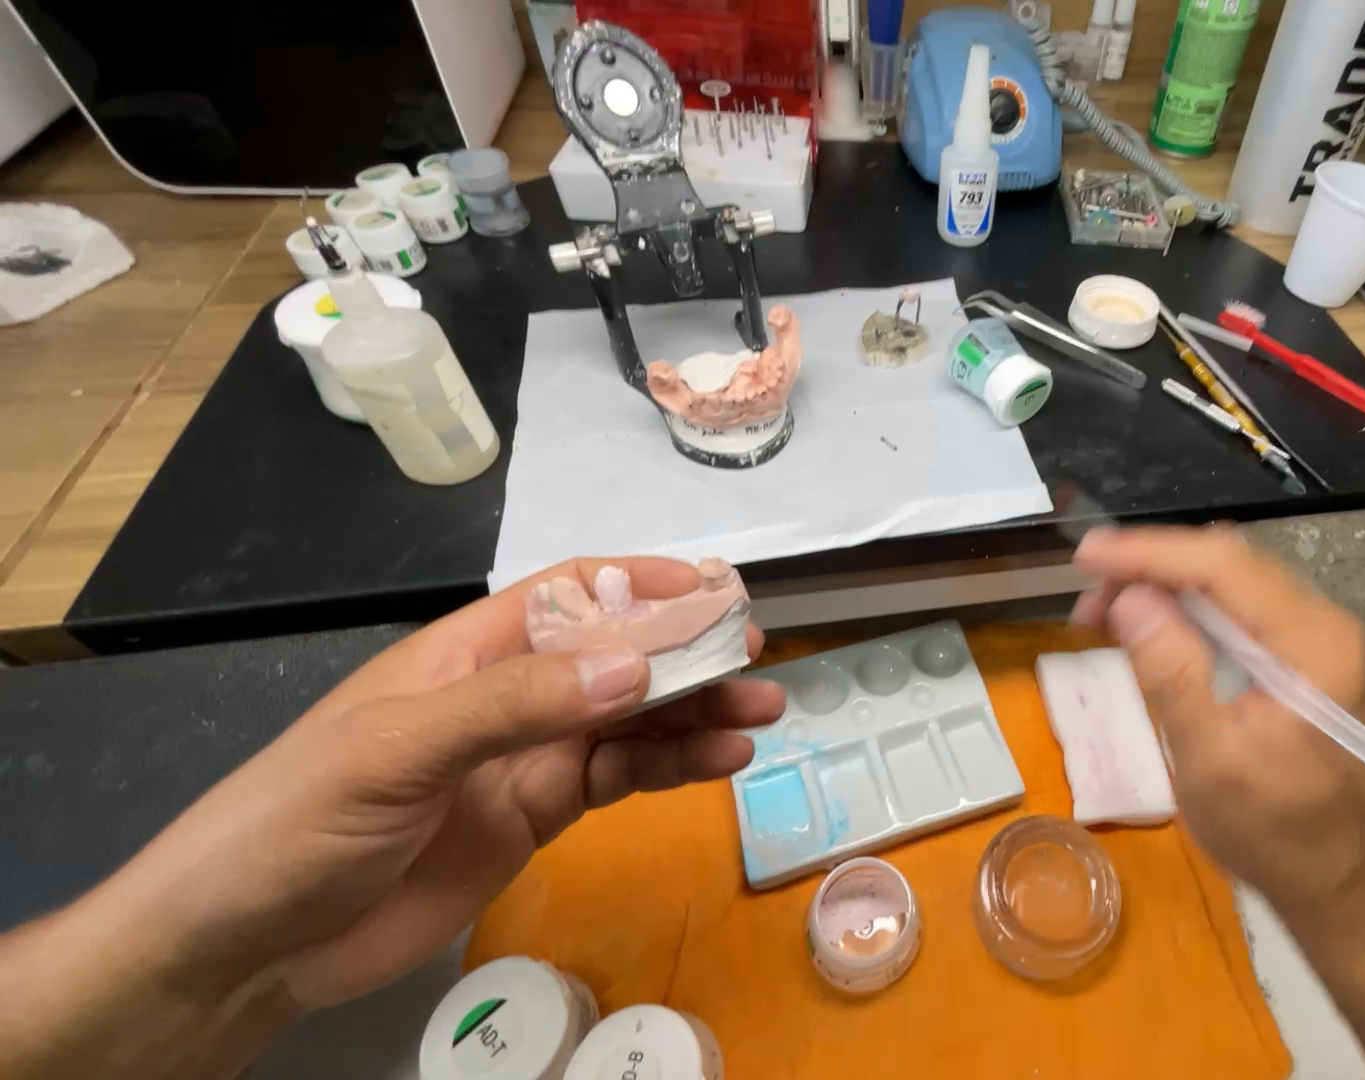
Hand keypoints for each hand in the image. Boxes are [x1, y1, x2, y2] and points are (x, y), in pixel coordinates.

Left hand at [97, 556, 784, 1009]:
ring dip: (698, 712)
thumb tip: (634, 670)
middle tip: (753, 655)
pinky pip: (625, 776)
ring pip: (636, 719)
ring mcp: (535, 753)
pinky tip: (720, 761)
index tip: (710, 589)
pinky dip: (675, 766)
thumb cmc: (296, 821)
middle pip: (621, 658)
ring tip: (760, 712)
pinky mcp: (548, 810)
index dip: (643, 584)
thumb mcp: (397, 749)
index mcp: (475, 651)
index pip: (573, 594)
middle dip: (689, 653)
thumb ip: (517, 704)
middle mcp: (516, 692)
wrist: (244, 953)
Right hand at [1071, 527, 1364, 935]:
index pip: (1221, 565)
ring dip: (1160, 584)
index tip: (1084, 554)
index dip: (1147, 552)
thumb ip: (1172, 674)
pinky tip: (1146, 625)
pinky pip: (1232, 608)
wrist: (1342, 884)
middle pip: (1223, 562)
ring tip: (1103, 612)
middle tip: (1087, 596)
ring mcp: (1312, 637)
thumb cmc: (1277, 834)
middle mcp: (1320, 623)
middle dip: (1148, 567)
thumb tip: (1129, 598)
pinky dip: (1181, 608)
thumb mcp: (1211, 762)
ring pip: (1224, 580)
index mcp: (1312, 643)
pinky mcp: (1297, 655)